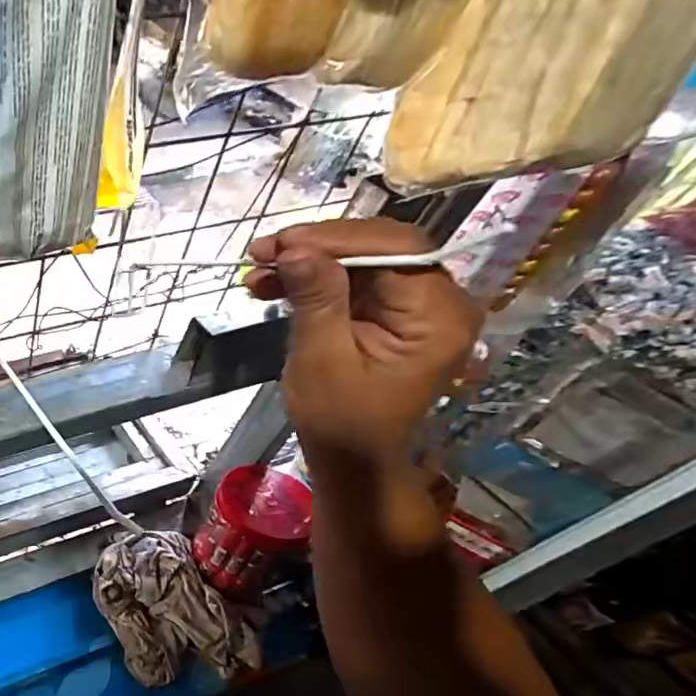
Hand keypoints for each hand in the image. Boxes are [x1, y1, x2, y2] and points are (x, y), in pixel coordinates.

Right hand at [244, 219, 479, 463]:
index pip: (396, 250)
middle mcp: (438, 301)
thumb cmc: (339, 419)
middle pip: (381, 249)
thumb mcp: (321, 360)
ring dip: (307, 262)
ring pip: (361, 262)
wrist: (351, 456)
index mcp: (436, 316)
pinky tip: (273, 285)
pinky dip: (312, 280)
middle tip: (262, 252)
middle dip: (318, 247)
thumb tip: (297, 250)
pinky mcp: (389, 313)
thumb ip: (316, 300)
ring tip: (257, 272)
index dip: (337, 239)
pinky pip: (352, 282)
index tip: (281, 243)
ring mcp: (414, 306)